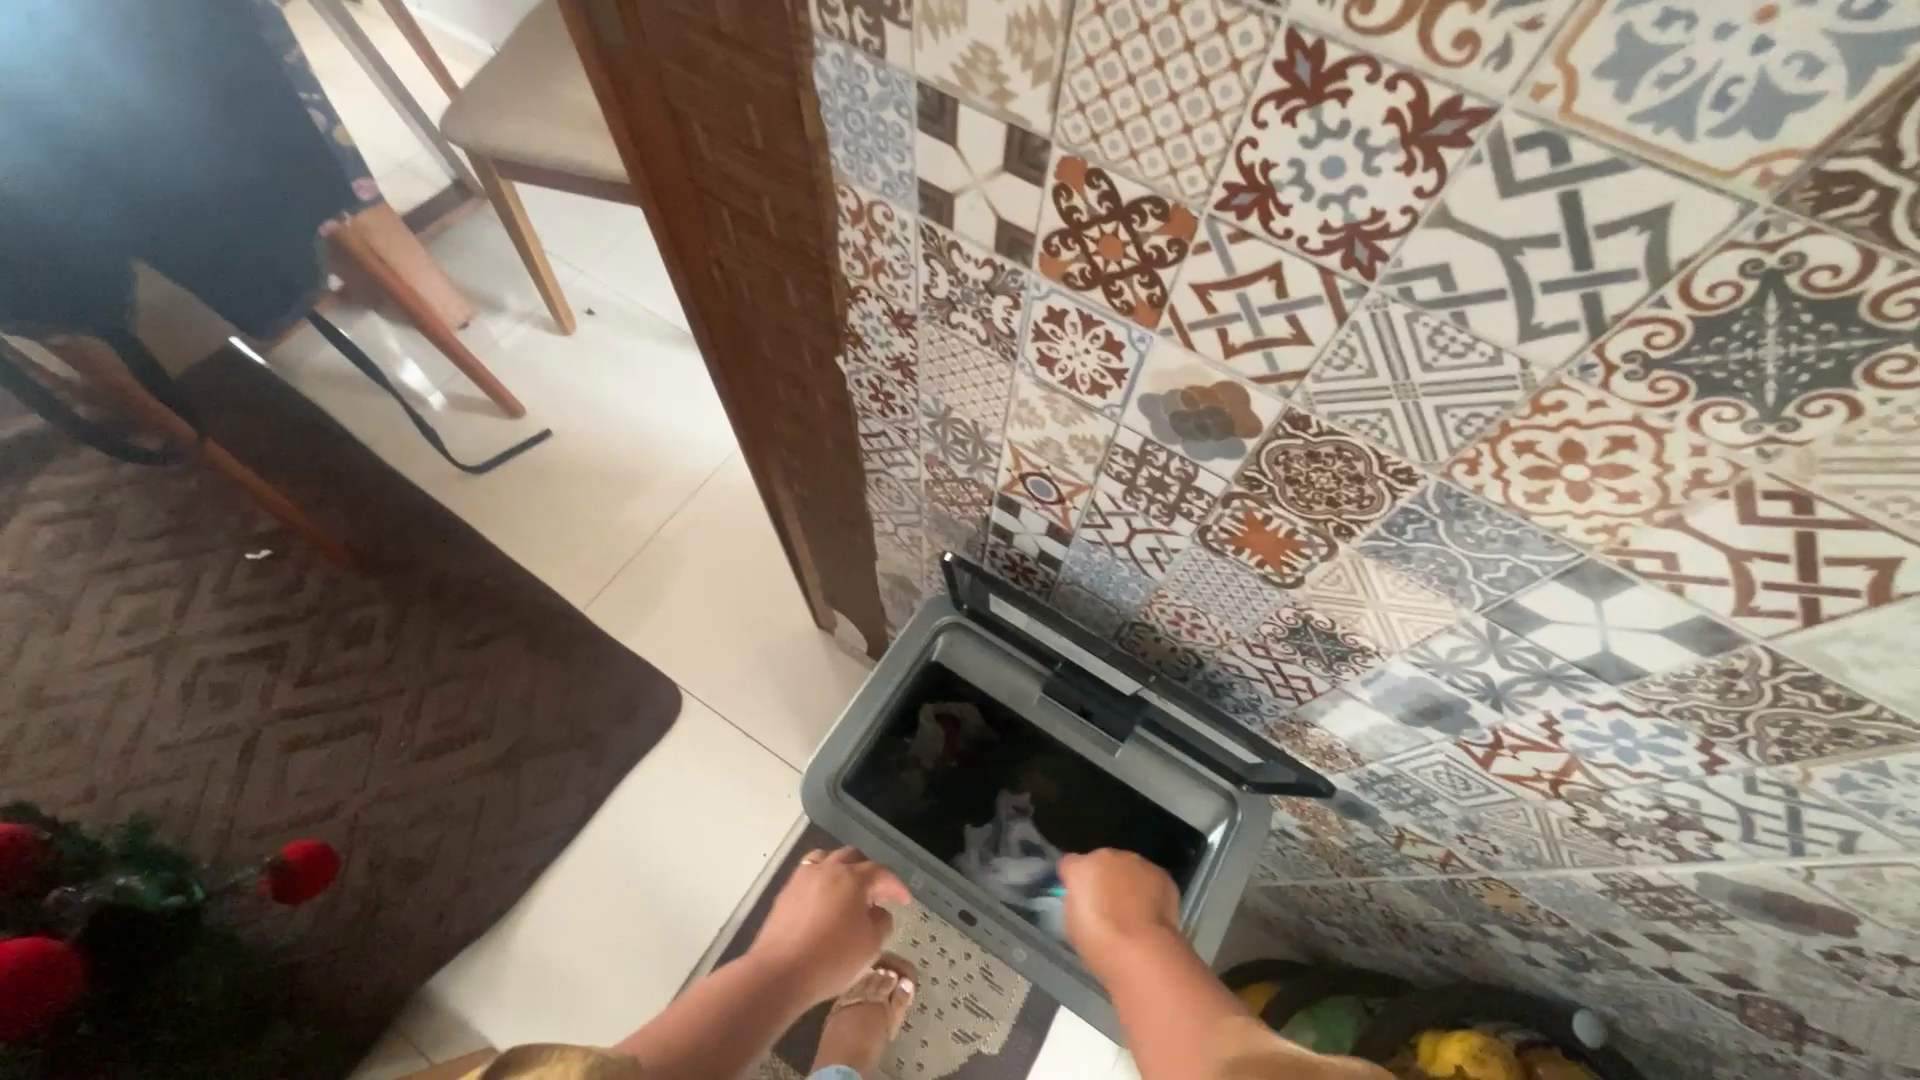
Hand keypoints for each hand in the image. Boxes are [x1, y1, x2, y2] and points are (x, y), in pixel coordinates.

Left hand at [750, 847, 911, 1004]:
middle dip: (869, 872)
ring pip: (827, 859)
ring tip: (848, 890)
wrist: (780, 973)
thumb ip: (882, 923)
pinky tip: (824, 902)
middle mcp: (828, 869)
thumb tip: (880, 911)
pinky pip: (809, 875)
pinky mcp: (785, 893)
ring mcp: (803, 878)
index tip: (905, 900)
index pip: (881, 872)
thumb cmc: (832, 959)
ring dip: (842, 869)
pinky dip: (822, 881)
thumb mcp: (871, 946)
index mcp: (853, 878)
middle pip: (853, 857)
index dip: (895, 885)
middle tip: (877, 893)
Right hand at [1057, 850, 1180, 981]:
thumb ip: (1077, 901)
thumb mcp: (1072, 923)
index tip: (1078, 898)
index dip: (1073, 880)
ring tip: (1133, 914)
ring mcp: (1138, 864)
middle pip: (1101, 862)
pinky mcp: (1162, 875)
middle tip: (1107, 908)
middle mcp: (1108, 857)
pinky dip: (1150, 892)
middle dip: (1103, 879)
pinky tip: (1151, 915)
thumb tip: (1085, 899)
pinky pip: (1150, 879)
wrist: (1141, 950)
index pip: (1069, 864)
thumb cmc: (1099, 942)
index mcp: (1081, 868)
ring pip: (1128, 869)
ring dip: (1127, 884)